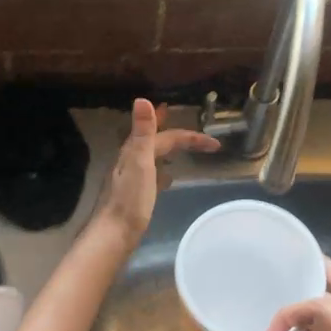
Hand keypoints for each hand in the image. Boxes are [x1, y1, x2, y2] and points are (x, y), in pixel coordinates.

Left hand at [93, 99, 219, 246]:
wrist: (115, 233)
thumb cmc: (130, 200)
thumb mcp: (140, 162)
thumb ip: (143, 131)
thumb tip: (142, 98)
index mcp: (135, 150)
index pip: (168, 136)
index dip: (191, 137)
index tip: (215, 144)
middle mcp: (131, 159)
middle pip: (160, 142)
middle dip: (181, 138)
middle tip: (203, 139)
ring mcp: (132, 176)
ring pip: (154, 156)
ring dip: (170, 149)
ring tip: (183, 148)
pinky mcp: (135, 192)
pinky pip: (152, 174)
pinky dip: (163, 170)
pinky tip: (168, 179)